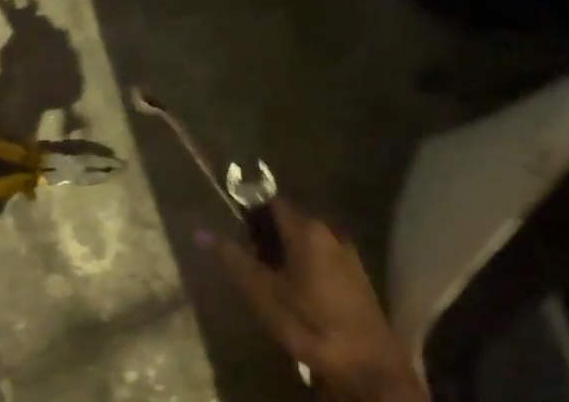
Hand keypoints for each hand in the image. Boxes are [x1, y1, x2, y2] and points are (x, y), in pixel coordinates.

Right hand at [204, 201, 426, 401]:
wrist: (368, 366)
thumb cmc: (309, 324)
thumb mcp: (262, 293)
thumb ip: (233, 258)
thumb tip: (200, 232)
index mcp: (305, 230)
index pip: (271, 203)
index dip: (250, 214)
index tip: (238, 237)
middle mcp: (329, 231)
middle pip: (290, 220)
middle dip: (268, 236)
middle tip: (253, 264)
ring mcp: (347, 253)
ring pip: (308, 240)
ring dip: (288, 252)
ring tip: (274, 282)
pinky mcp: (358, 275)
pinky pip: (324, 256)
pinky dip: (307, 265)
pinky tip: (301, 294)